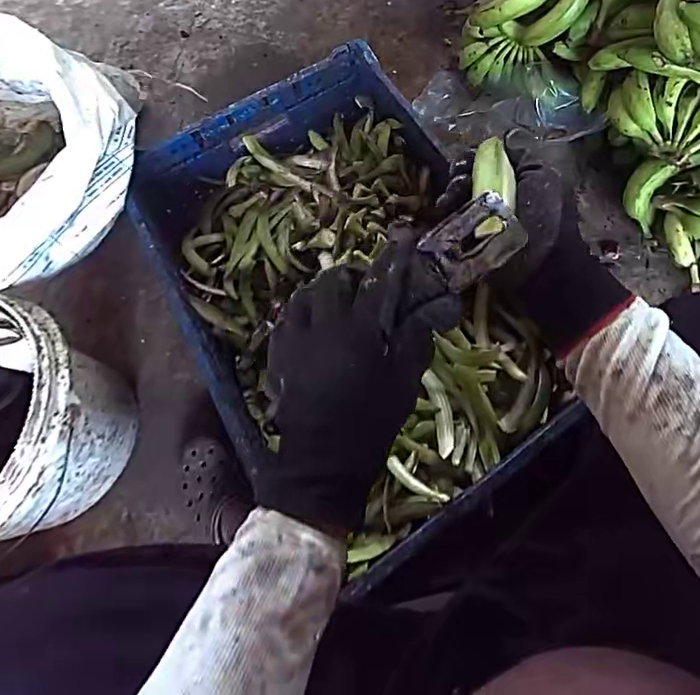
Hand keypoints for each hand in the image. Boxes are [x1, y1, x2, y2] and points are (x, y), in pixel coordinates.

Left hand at [257, 232, 462, 534]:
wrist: (323, 463)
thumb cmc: (371, 421)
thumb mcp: (405, 382)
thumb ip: (414, 341)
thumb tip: (421, 314)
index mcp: (362, 331)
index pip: (379, 281)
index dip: (392, 257)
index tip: (402, 236)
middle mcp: (326, 327)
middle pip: (332, 281)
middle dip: (349, 276)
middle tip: (361, 285)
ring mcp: (297, 341)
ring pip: (302, 297)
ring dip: (320, 293)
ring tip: (333, 302)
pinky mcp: (278, 358)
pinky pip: (284, 322)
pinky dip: (299, 315)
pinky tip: (309, 326)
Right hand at [441, 156, 629, 355]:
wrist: (543, 268)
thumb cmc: (547, 219)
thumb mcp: (543, 176)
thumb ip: (524, 153)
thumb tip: (505, 136)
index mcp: (518, 178)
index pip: (487, 159)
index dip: (473, 158)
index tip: (466, 164)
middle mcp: (500, 194)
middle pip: (468, 175)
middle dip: (458, 175)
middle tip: (455, 184)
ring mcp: (485, 217)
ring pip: (457, 195)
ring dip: (451, 193)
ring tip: (449, 200)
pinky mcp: (472, 238)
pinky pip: (453, 219)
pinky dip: (447, 213)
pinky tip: (445, 211)